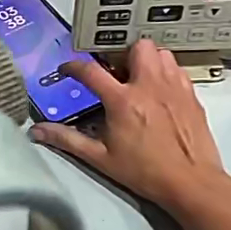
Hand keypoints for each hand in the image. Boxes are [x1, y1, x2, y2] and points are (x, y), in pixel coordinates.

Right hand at [30, 39, 230, 212]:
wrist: (190, 182)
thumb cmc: (146, 172)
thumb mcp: (100, 157)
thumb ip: (67, 139)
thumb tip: (39, 132)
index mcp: (123, 101)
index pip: (91, 71)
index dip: (74, 67)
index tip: (68, 69)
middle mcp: (149, 87)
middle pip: (136, 47)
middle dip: (123, 55)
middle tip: (116, 73)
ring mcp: (174, 88)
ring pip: (161, 53)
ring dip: (147, 60)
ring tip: (139, 79)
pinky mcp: (192, 96)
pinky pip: (178, 69)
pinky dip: (167, 73)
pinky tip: (160, 92)